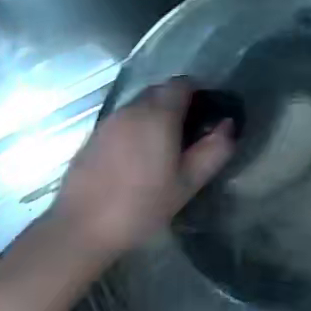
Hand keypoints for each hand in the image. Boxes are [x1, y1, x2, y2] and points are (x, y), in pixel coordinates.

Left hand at [49, 78, 235, 254]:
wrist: (82, 226)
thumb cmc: (141, 206)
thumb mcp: (186, 183)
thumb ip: (213, 151)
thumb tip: (228, 126)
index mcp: (157, 115)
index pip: (181, 83)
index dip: (198, 93)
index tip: (207, 114)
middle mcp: (131, 109)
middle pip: (159, 91)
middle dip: (176, 103)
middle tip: (189, 134)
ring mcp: (108, 121)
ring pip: (138, 106)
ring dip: (154, 116)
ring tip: (163, 149)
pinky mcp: (93, 136)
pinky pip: (122, 121)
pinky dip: (134, 129)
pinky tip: (136, 159)